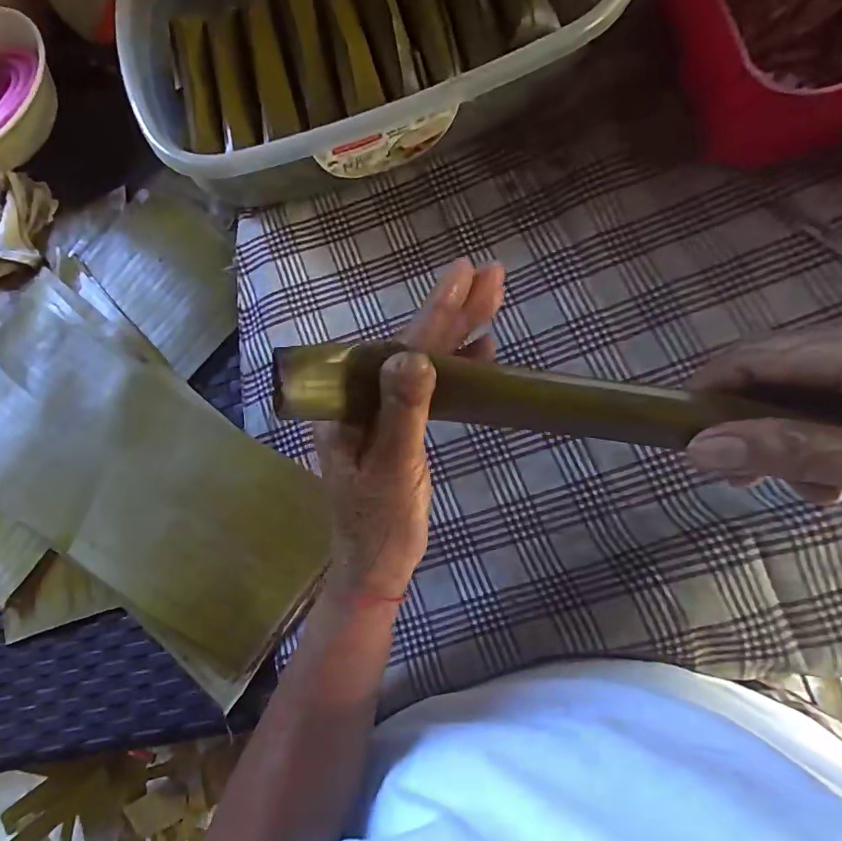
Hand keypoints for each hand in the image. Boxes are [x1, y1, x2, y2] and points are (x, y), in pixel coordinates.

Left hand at [316, 259, 504, 599]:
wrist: (375, 565)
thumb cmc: (378, 524)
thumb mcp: (392, 469)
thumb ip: (403, 413)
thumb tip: (415, 356)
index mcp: (347, 406)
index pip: (394, 351)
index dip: (431, 313)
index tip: (461, 275)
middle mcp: (360, 401)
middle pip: (409, 348)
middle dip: (450, 312)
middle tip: (490, 274)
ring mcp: (381, 414)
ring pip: (422, 364)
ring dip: (458, 334)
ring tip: (494, 297)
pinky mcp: (400, 429)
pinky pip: (430, 389)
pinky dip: (456, 370)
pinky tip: (482, 350)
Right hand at [683, 291, 841, 562]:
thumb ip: (807, 453)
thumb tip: (702, 446)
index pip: (763, 355)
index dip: (710, 395)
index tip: (687, 448)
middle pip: (793, 365)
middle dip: (764, 424)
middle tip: (777, 489)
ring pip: (831, 378)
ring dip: (810, 431)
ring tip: (837, 491)